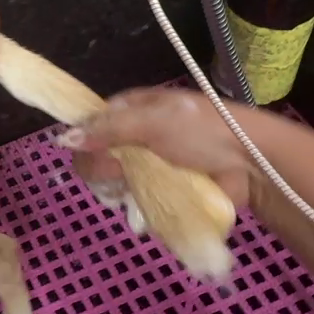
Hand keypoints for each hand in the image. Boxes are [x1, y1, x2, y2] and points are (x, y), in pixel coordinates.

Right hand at [66, 87, 254, 207]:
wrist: (250, 163)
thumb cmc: (201, 131)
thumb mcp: (152, 121)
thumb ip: (108, 129)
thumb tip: (63, 139)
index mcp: (132, 108)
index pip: (93, 122)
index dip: (85, 138)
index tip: (88, 153)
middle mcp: (135, 134)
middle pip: (99, 152)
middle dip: (101, 166)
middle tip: (115, 176)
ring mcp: (148, 163)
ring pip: (113, 178)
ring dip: (115, 186)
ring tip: (126, 193)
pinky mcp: (161, 189)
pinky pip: (134, 196)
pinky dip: (132, 201)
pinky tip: (135, 205)